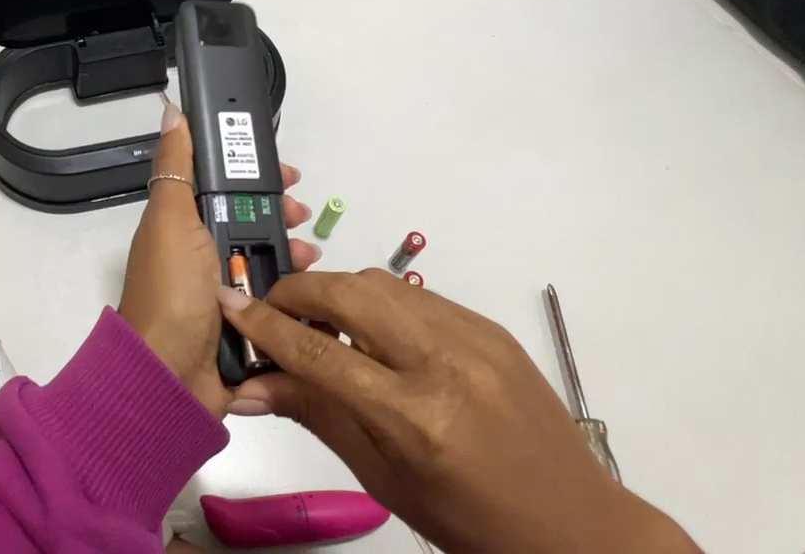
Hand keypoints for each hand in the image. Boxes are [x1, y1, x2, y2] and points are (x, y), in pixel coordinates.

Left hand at [118, 103, 318, 416]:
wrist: (169, 379)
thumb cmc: (171, 292)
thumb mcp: (170, 220)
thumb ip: (176, 167)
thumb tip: (171, 112)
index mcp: (181, 228)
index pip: (222, 188)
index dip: (252, 175)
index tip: (285, 172)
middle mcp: (201, 258)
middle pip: (250, 223)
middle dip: (279, 213)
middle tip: (301, 213)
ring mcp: (225, 296)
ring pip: (268, 262)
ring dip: (293, 252)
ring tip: (308, 253)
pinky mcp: (247, 330)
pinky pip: (279, 303)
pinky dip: (297, 295)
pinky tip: (312, 291)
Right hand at [218, 272, 702, 553]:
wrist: (576, 523)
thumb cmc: (469, 521)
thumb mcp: (383, 478)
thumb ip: (315, 414)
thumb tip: (247, 385)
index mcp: (415, 418)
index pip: (318, 354)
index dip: (264, 326)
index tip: (227, 303)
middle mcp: (444, 362)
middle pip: (348, 294)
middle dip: (297, 293)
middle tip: (272, 314)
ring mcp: (472, 335)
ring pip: (378, 282)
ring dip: (336, 293)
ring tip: (321, 325)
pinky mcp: (487, 325)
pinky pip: (414, 295)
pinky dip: (378, 303)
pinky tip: (373, 335)